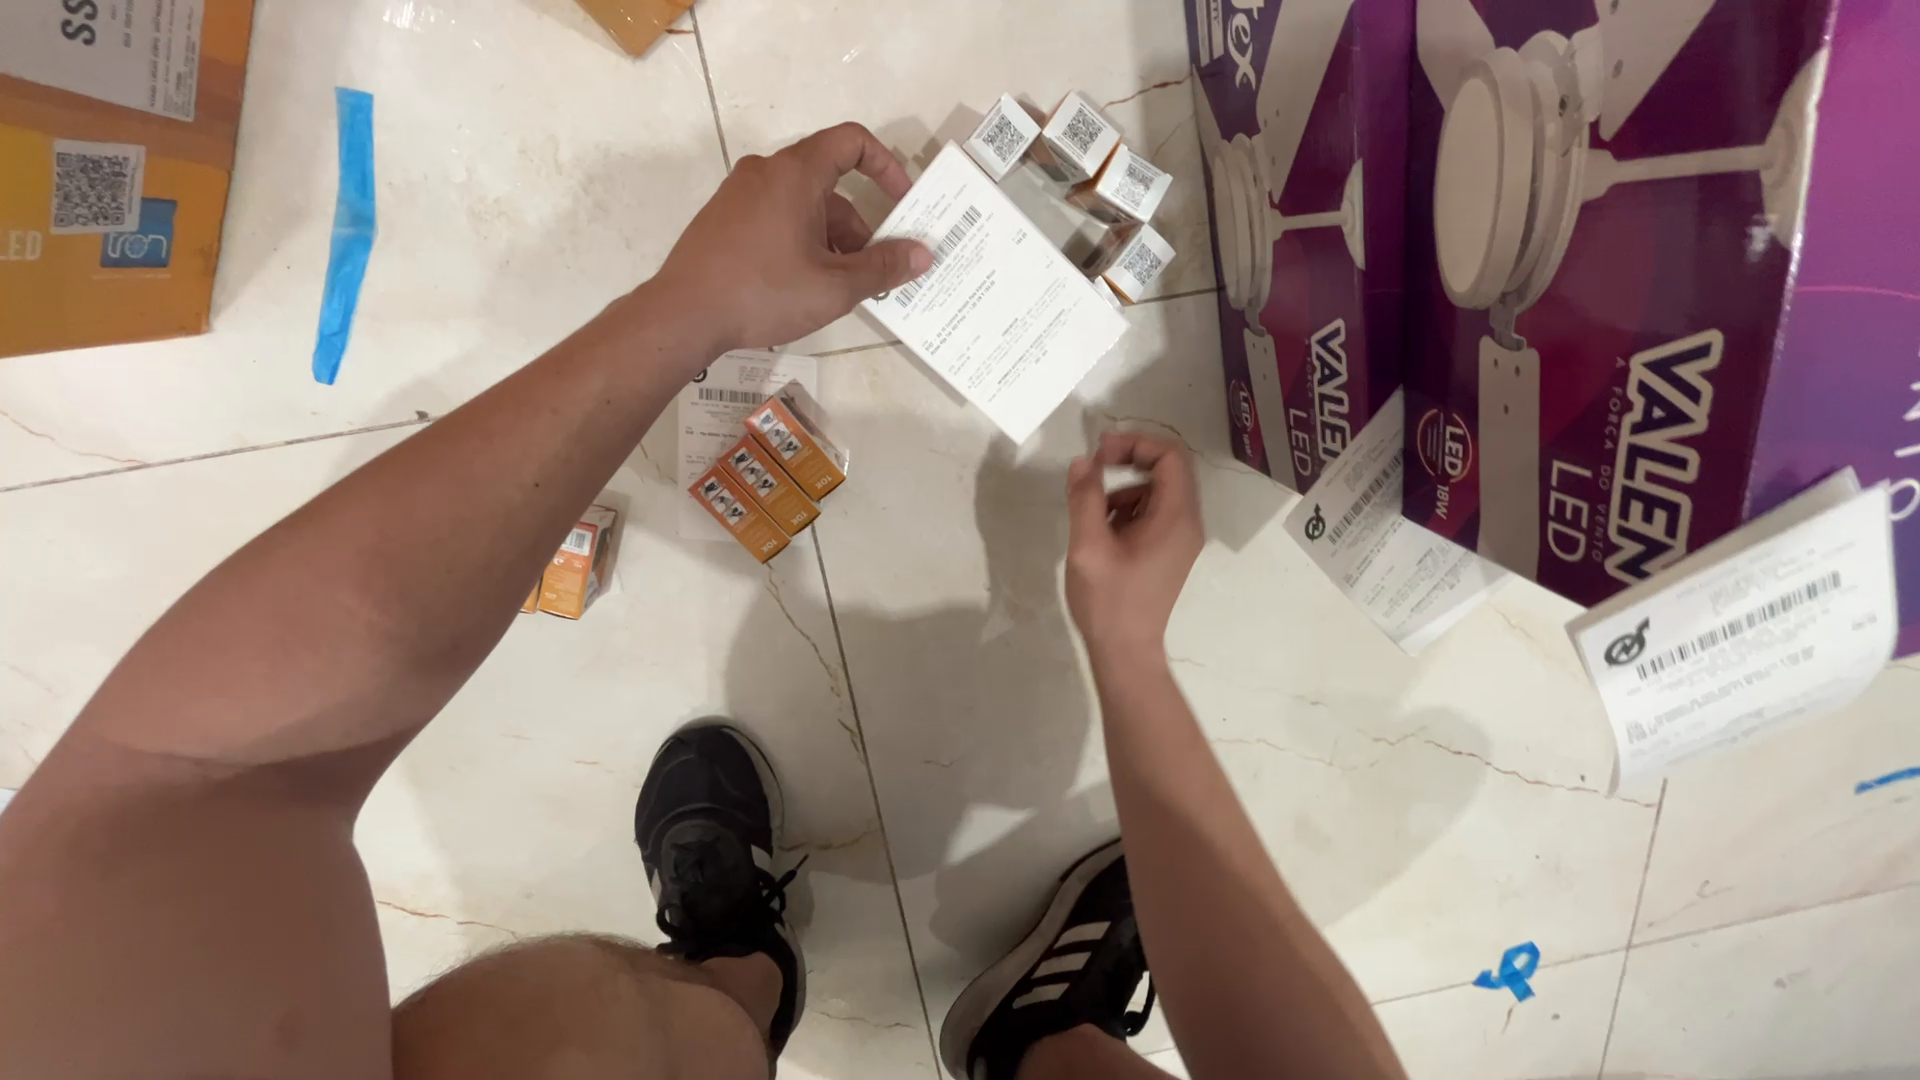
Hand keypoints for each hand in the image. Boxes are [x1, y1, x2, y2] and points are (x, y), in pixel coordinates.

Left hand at [652, 122, 932, 353]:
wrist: (685, 314)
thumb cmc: (765, 293)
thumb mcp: (834, 287)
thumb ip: (883, 268)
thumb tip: (923, 254)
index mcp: (795, 174)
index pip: (852, 142)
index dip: (886, 166)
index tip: (903, 202)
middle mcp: (766, 173)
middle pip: (829, 185)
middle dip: (860, 227)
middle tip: (874, 271)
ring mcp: (740, 196)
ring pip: (803, 207)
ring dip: (832, 241)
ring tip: (839, 290)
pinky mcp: (725, 221)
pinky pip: (777, 219)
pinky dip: (802, 243)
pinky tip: (803, 287)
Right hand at [1065, 433, 1205, 659]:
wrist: (1125, 651)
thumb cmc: (1108, 601)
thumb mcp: (1089, 546)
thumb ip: (1085, 498)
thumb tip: (1084, 462)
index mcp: (1175, 518)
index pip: (1170, 457)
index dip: (1136, 444)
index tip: (1100, 453)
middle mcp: (1186, 524)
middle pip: (1167, 471)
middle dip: (1129, 462)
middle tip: (1093, 470)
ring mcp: (1180, 540)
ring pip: (1157, 492)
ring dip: (1124, 489)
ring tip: (1092, 511)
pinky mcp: (1168, 553)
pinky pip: (1153, 514)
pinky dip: (1127, 510)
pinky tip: (1101, 531)